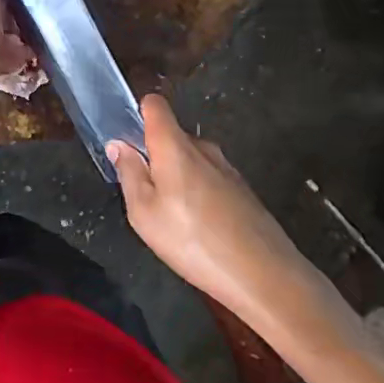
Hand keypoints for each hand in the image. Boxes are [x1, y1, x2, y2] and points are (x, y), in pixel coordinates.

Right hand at [109, 95, 333, 331]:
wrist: (264, 276)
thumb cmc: (193, 241)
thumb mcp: (143, 212)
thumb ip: (129, 173)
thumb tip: (119, 144)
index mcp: (175, 147)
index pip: (155, 106)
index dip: (137, 113)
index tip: (125, 139)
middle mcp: (204, 148)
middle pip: (171, 136)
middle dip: (153, 155)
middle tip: (141, 194)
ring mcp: (227, 169)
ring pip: (190, 160)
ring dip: (175, 177)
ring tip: (169, 217)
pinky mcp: (242, 190)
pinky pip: (208, 179)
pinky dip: (196, 193)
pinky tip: (197, 228)